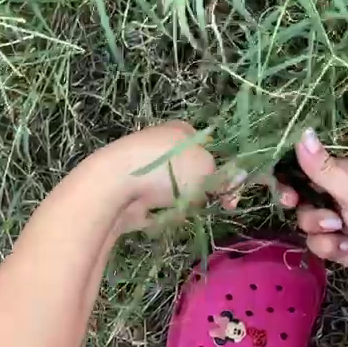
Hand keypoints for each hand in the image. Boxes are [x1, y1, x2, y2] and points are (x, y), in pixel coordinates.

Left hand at [74, 122, 237, 234]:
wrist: (115, 184)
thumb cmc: (167, 169)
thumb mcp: (207, 169)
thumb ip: (224, 177)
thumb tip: (232, 184)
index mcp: (180, 130)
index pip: (209, 148)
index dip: (222, 170)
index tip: (229, 194)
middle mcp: (162, 144)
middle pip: (192, 171)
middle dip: (200, 190)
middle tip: (205, 202)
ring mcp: (144, 166)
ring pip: (175, 190)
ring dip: (181, 204)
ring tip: (178, 209)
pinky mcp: (130, 189)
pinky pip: (156, 204)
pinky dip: (159, 213)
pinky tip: (158, 216)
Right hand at [273, 130, 347, 296]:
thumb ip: (323, 168)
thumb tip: (302, 132)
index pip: (311, 168)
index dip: (292, 176)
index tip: (280, 183)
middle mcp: (344, 195)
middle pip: (305, 196)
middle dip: (301, 203)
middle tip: (291, 204)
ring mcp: (344, 223)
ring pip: (309, 222)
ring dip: (319, 227)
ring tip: (339, 229)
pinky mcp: (343, 248)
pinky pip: (320, 244)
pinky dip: (330, 247)